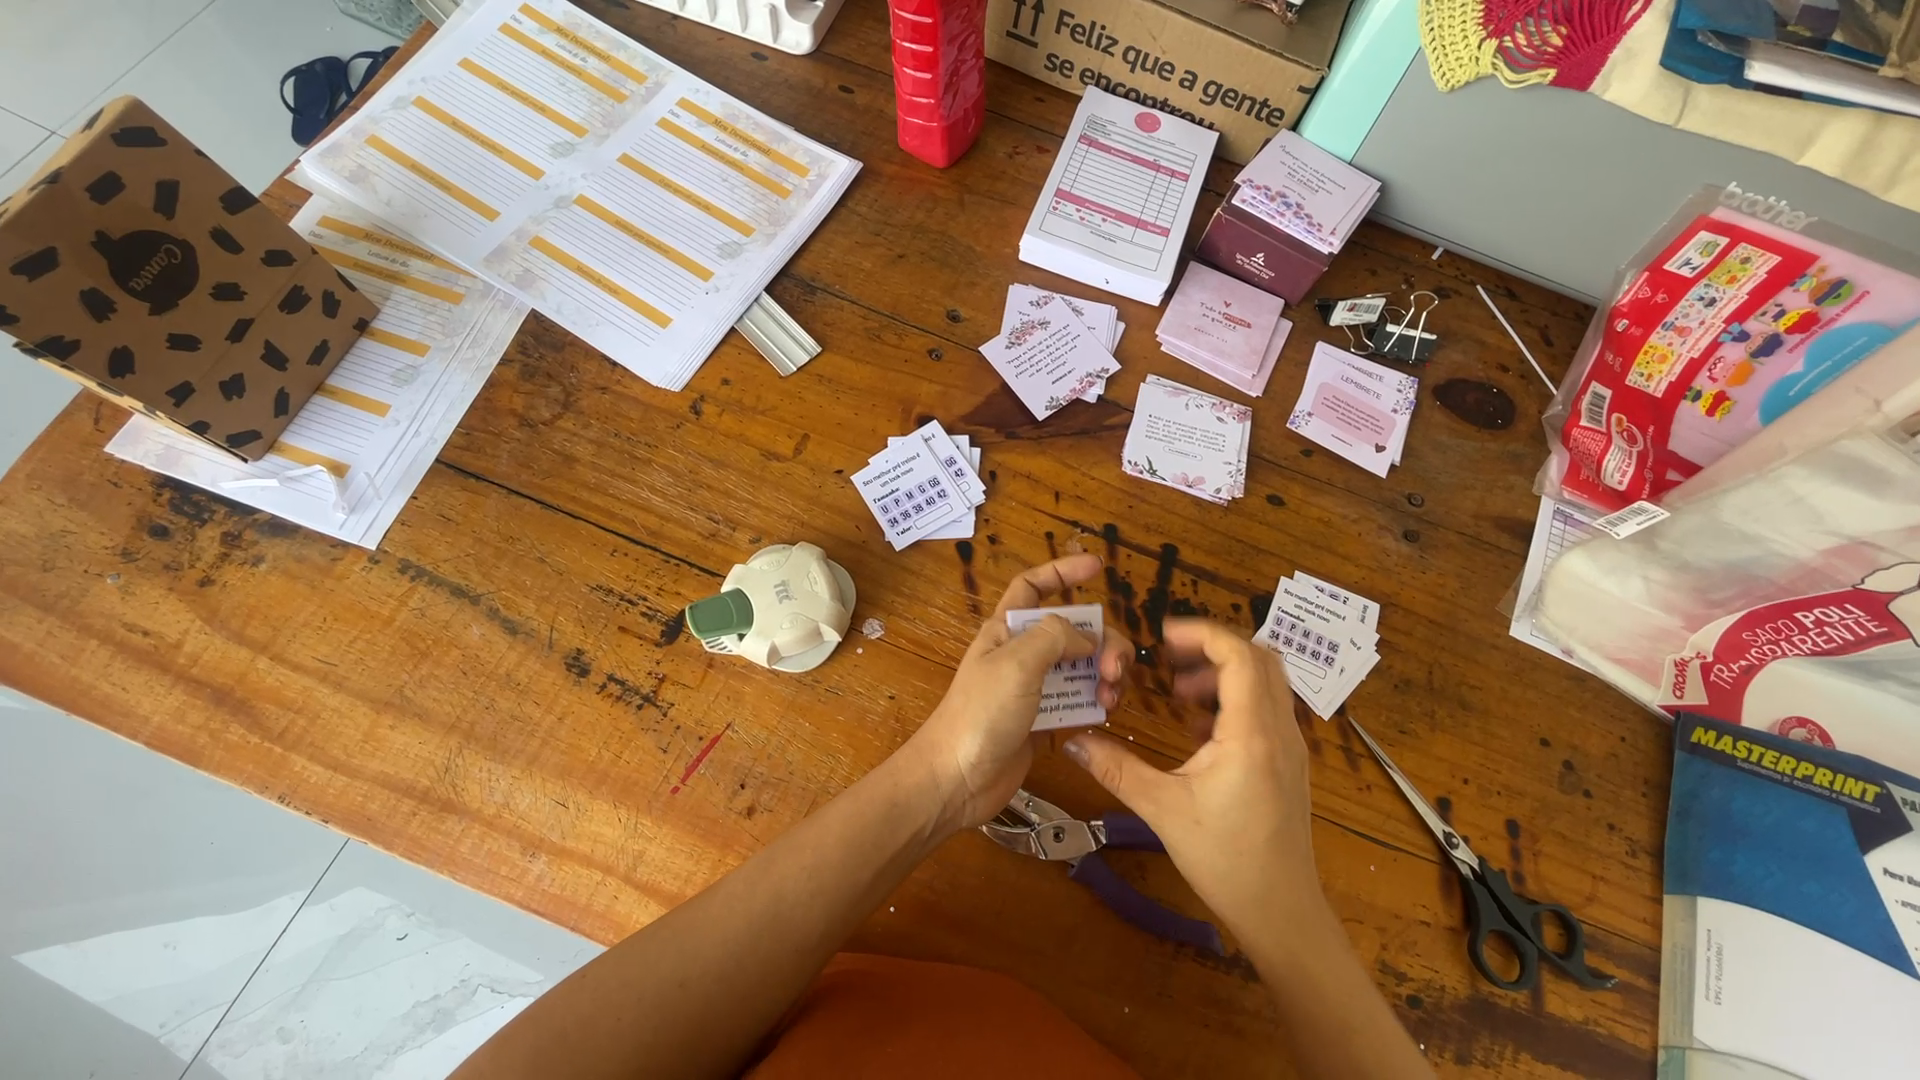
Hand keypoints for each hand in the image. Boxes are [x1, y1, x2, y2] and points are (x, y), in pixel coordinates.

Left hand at [900, 554, 1133, 833]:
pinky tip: (1105, 712)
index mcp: (1006, 630)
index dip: (1062, 571)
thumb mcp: (1016, 662)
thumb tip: (1086, 637)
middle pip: (1071, 630)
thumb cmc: (980, 714)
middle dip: (1101, 640)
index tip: (1097, 566)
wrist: (957, 779)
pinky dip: (1096, 701)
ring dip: (1103, 673)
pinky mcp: (1043, 721)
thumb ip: (1054, 636)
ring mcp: (1033, 689)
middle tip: (1114, 668)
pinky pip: (1078, 701)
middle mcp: (1021, 654)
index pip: (1033, 587)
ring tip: (1111, 694)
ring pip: (1081, 666)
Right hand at [1063, 618, 1326, 940]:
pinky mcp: (1290, 765)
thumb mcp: (1162, 810)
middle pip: (1259, 660)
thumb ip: (1116, 768)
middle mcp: (1279, 731)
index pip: (1239, 656)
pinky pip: (1268, 711)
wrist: (1281, 911)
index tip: (1162, 635)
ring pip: (1268, 684)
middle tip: (1168, 658)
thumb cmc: (1224, 859)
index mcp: (1251, 734)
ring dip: (1225, 674)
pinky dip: (1236, 700)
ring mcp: (1291, 748)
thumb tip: (1071, 741)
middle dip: (1212, 648)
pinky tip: (1199, 731)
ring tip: (1179, 693)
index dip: (1202, 634)